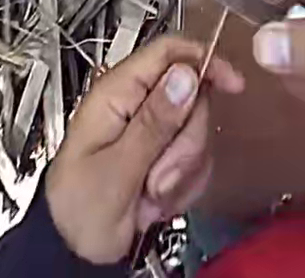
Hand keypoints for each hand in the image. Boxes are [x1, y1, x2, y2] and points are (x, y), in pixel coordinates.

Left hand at [44, 36, 244, 263]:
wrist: (72, 253)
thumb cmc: (78, 210)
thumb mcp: (115, 169)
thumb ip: (153, 122)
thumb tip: (185, 75)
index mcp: (118, 92)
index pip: (169, 52)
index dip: (204, 60)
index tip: (232, 84)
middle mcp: (137, 101)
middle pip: (191, 94)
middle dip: (187, 140)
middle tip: (160, 176)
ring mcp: (151, 126)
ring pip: (196, 128)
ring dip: (183, 167)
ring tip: (151, 193)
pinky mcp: (162, 150)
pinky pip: (195, 156)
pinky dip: (184, 182)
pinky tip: (158, 199)